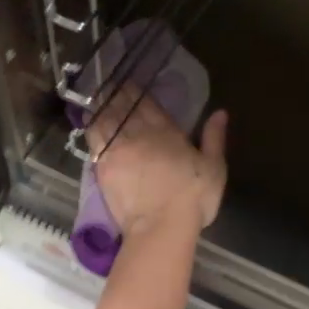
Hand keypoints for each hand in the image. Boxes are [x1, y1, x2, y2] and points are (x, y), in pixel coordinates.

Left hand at [87, 88, 227, 238]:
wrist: (161, 226)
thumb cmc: (193, 198)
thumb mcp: (214, 167)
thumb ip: (214, 138)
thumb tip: (220, 113)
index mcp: (166, 131)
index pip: (146, 103)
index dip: (136, 91)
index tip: (129, 83)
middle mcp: (139, 133)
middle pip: (124, 107)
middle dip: (117, 95)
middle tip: (110, 85)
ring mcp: (117, 148)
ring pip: (105, 118)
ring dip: (101, 106)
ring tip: (98, 99)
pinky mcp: (102, 166)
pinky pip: (93, 139)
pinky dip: (91, 126)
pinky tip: (88, 121)